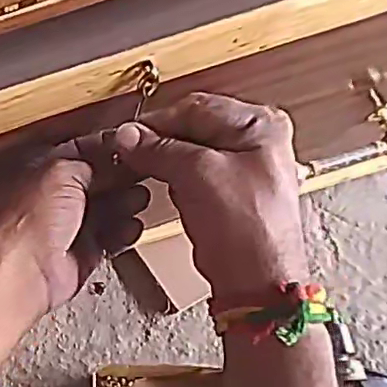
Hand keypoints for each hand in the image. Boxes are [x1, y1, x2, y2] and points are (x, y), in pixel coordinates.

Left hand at [0, 131, 150, 311]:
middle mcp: (54, 200)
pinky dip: (123, 233)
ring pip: (106, 211)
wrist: (25, 272)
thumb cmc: (29, 223)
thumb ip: (91, 161)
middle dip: (122, 178)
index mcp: (43, 173)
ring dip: (126, 204)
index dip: (107, 149)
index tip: (133, 146)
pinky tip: (132, 226)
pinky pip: (108, 240)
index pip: (81, 152)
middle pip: (97, 183)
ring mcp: (67, 229)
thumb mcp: (64, 172)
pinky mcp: (80, 256)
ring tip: (140, 199)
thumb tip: (110, 159)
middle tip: (145, 173)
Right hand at [111, 93, 307, 303]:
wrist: (255, 278)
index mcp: (261, 125)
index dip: (157, 122)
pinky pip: (191, 175)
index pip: (196, 107)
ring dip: (162, 160)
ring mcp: (240, 168)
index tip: (125, 137)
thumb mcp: (199, 175)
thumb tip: (128, 136)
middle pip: (193, 127)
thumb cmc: (247, 228)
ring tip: (139, 169)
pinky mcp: (225, 194)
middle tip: (127, 153)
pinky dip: (172, 178)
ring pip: (189, 152)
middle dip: (159, 141)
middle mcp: (255, 141)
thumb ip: (162, 150)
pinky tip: (160, 187)